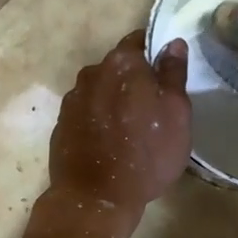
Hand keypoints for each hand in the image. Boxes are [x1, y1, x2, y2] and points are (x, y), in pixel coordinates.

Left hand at [47, 31, 191, 222]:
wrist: (96, 196)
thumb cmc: (146, 153)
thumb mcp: (176, 113)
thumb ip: (173, 73)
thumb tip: (172, 43)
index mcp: (121, 62)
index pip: (138, 41)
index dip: (154, 53)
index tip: (165, 73)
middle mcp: (91, 73)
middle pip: (117, 66)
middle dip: (133, 79)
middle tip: (152, 105)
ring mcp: (72, 99)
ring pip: (100, 89)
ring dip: (113, 99)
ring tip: (130, 126)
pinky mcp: (61, 124)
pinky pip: (86, 112)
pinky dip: (97, 119)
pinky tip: (108, 140)